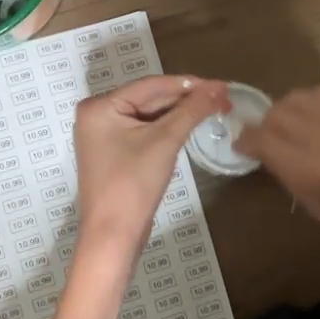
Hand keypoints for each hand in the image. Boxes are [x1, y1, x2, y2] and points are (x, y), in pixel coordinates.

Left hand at [74, 75, 229, 262]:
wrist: (113, 234)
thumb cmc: (133, 184)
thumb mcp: (165, 141)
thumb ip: (192, 110)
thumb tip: (219, 88)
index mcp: (100, 106)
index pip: (152, 85)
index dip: (190, 84)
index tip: (222, 86)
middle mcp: (97, 114)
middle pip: (150, 98)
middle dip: (186, 98)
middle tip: (222, 98)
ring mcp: (104, 134)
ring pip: (149, 114)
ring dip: (180, 112)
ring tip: (213, 108)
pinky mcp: (114, 152)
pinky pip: (144, 130)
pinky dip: (167, 127)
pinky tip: (190, 124)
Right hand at [233, 89, 319, 256]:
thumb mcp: (312, 208)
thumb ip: (288, 175)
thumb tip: (266, 153)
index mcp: (315, 170)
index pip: (266, 140)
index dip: (246, 141)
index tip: (240, 147)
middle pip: (278, 115)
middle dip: (263, 126)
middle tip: (261, 140)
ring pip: (298, 98)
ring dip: (283, 111)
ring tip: (282, 127)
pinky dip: (306, 104)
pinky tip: (305, 119)